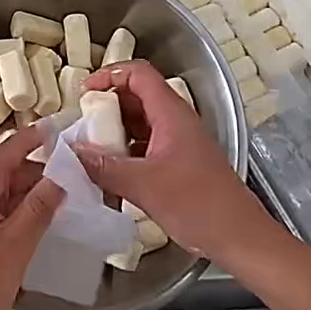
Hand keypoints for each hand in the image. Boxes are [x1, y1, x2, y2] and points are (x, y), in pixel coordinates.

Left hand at [0, 127, 62, 309]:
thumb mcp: (13, 248)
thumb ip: (38, 209)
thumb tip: (59, 178)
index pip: (11, 149)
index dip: (39, 138)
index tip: (66, 129)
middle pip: (9, 170)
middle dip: (43, 171)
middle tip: (79, 176)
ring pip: (4, 193)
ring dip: (33, 195)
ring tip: (68, 202)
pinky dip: (20, 213)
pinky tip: (40, 226)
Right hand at [72, 59, 285, 263]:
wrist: (239, 236)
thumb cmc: (199, 204)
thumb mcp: (144, 185)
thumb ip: (105, 167)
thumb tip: (71, 152)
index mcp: (172, 113)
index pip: (138, 73)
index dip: (109, 75)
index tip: (84, 92)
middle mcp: (176, 121)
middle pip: (137, 96)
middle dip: (107, 106)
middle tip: (82, 126)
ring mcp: (178, 142)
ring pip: (140, 123)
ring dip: (114, 132)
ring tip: (90, 150)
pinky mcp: (178, 162)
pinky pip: (145, 145)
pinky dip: (126, 152)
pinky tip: (109, 172)